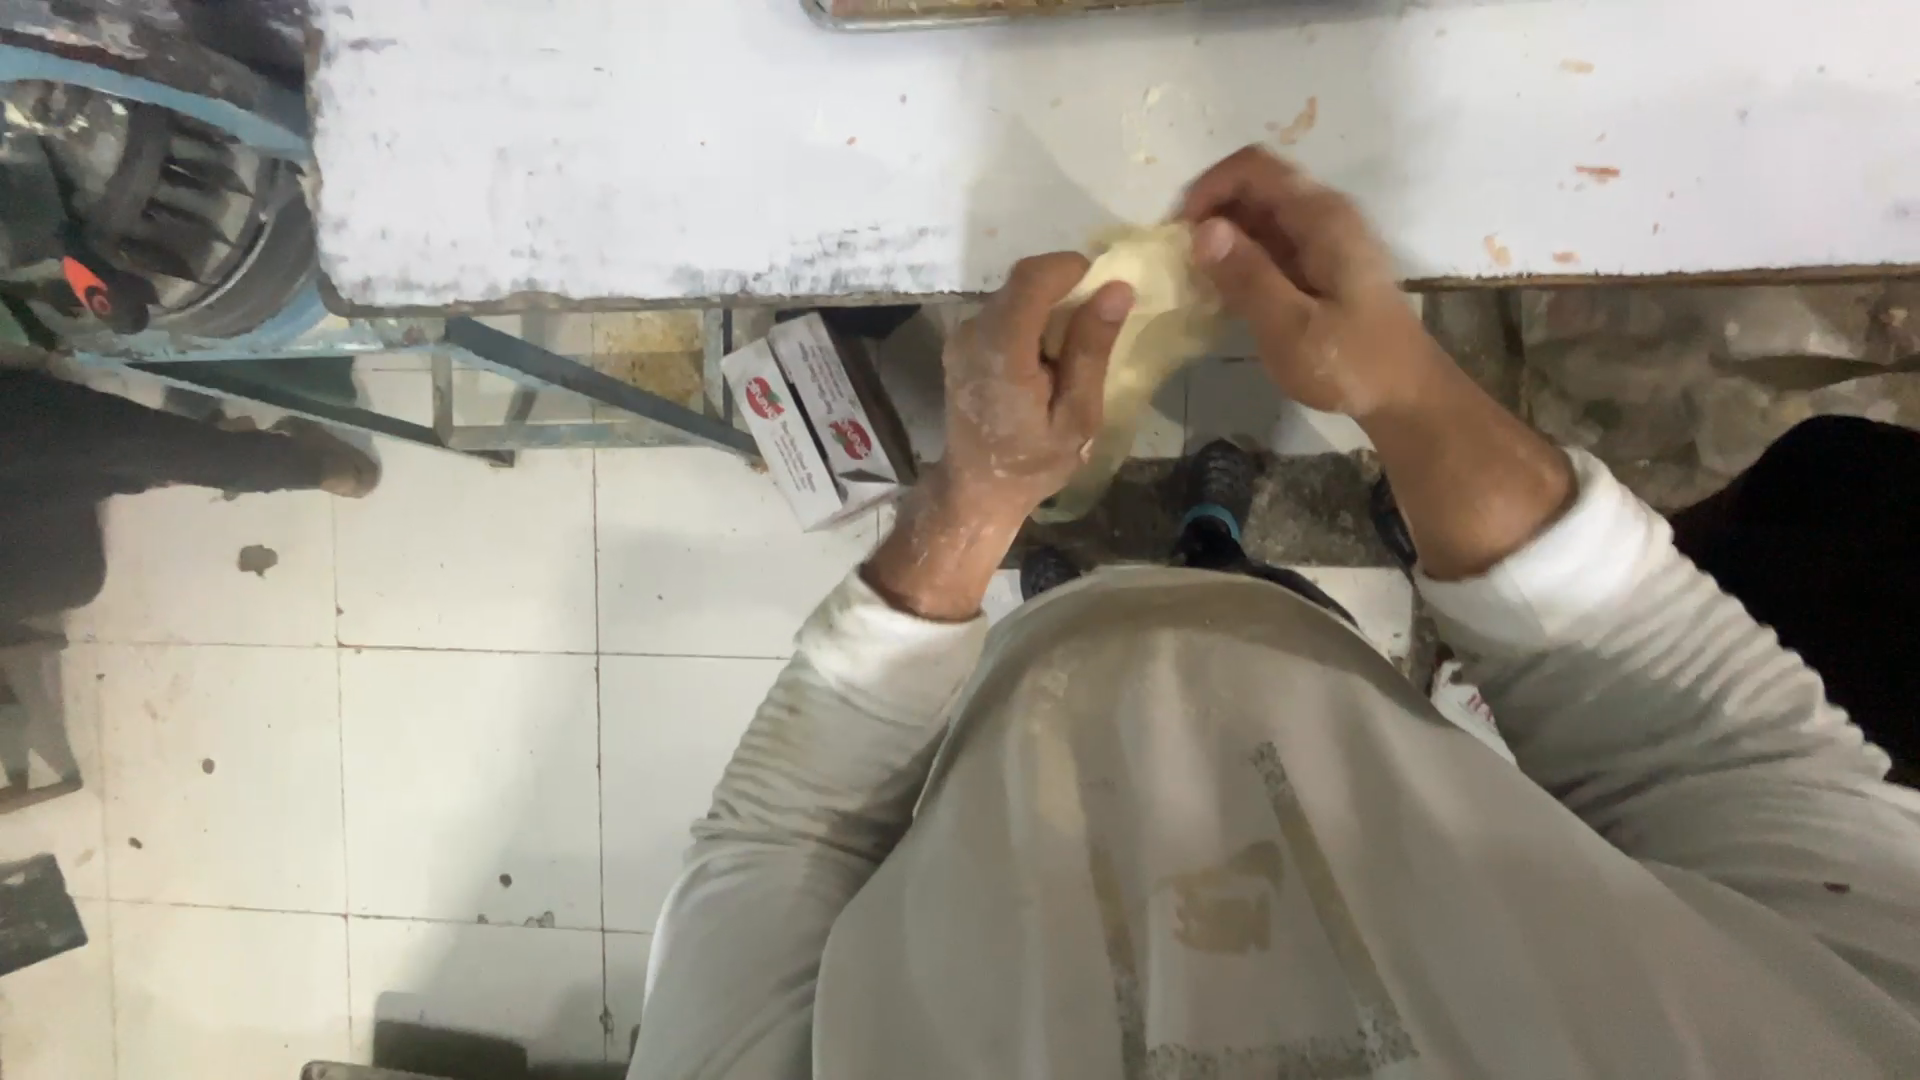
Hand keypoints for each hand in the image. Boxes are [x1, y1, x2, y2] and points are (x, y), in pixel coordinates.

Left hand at [938, 252, 1134, 522]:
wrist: (977, 488)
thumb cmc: (1033, 463)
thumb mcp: (1078, 416)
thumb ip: (1092, 350)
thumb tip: (1116, 289)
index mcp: (1002, 354)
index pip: (1032, 279)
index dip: (1070, 268)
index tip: (1104, 287)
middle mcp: (973, 335)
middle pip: (1022, 284)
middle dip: (1064, 292)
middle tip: (1093, 330)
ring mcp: (961, 338)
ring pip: (1012, 296)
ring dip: (1046, 310)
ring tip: (1067, 355)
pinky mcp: (960, 345)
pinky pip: (1001, 314)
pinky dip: (1029, 323)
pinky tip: (1043, 362)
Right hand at [1178, 146, 1441, 418]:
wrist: (1402, 392)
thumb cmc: (1350, 364)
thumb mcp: (1291, 328)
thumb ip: (1247, 277)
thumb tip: (1201, 230)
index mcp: (1320, 218)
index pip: (1254, 168)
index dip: (1208, 189)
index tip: (1177, 235)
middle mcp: (1322, 215)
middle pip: (1254, 186)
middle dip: (1209, 214)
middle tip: (1179, 263)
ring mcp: (1321, 239)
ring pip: (1258, 216)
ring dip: (1221, 239)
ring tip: (1194, 281)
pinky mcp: (1316, 265)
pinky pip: (1267, 244)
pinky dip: (1238, 259)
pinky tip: (1222, 294)